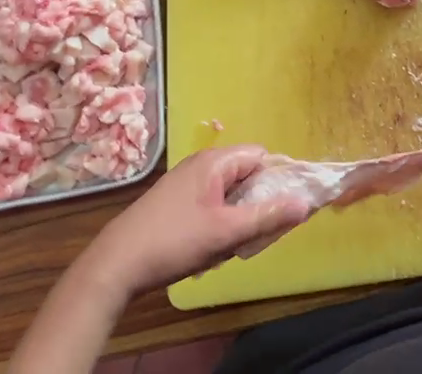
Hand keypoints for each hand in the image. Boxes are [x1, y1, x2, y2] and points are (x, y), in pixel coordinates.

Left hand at [84, 145, 311, 294]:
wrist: (115, 266)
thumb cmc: (174, 241)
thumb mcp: (226, 232)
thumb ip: (268, 216)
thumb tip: (306, 203)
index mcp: (215, 161)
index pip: (261, 156)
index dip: (277, 180)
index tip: (281, 209)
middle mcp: (201, 164)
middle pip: (246, 175)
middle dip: (255, 204)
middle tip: (253, 233)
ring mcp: (185, 183)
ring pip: (229, 194)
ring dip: (237, 218)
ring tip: (229, 245)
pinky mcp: (174, 202)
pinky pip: (211, 205)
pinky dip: (218, 223)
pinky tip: (209, 249)